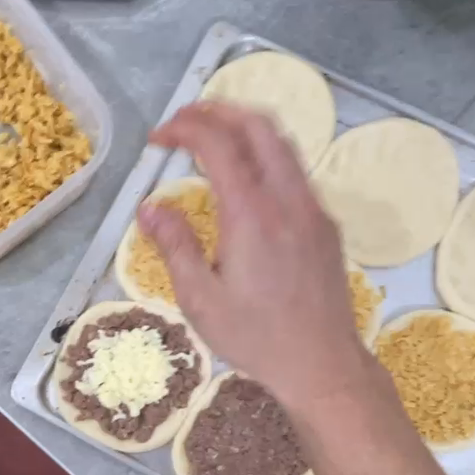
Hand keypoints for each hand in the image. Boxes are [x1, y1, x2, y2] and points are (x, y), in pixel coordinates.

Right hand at [140, 103, 375, 415]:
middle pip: (259, 126)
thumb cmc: (254, 338)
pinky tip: (247, 180)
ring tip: (213, 137)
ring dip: (245, 128)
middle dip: (218, 111)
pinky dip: (265, 155)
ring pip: (283, 144)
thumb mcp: (200, 300)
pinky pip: (295, 171)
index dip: (185, 128)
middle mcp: (287, 199)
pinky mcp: (324, 225)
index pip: (219, 145)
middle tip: (184, 121)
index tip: (157, 138)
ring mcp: (313, 209)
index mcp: (251, 215)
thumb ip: (175, 247)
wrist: (320, 363)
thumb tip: (150, 209)